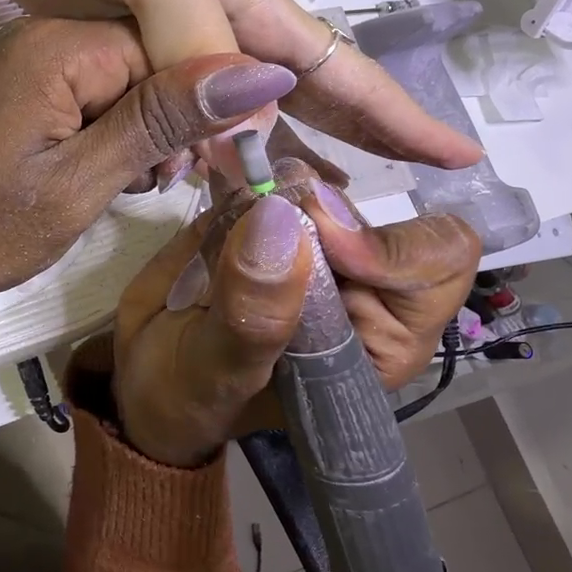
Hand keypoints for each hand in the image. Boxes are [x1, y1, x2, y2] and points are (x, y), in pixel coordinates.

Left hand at [0, 17, 296, 305]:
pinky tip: (96, 177)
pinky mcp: (21, 84)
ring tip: (118, 187)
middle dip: (167, 124)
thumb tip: (259, 75)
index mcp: (62, 45)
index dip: (200, 111)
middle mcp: (47, 34)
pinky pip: (92, 92)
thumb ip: (162, 122)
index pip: (176, 48)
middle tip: (150, 184)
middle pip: (152, 60)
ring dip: (139, 135)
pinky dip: (107, 134)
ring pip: (127, 80)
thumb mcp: (78, 184)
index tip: (195, 168)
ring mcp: (30, 57)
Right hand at [112, 160, 480, 468]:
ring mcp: (308, 252)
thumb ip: (254, 313)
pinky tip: (216, 187)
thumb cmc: (187, 396)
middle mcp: (359, 291)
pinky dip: (240, 174)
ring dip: (273, 183)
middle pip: (372, 216)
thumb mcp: (218, 371)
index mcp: (378, 338)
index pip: (434, 266)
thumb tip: (280, 220)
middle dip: (314, 203)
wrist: (137, 378)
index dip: (382, 244)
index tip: (313, 229)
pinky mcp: (262, 226)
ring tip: (227, 201)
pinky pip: (268, 180)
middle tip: (255, 200)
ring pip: (321, 188)